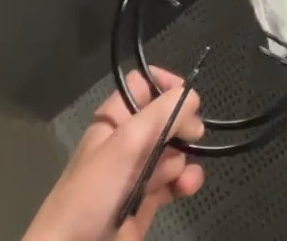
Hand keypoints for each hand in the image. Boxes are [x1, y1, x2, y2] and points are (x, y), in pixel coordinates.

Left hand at [22, 67, 206, 240]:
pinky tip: (187, 187)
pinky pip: (175, 181)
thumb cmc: (93, 193)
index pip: (144, 85)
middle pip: (166, 119)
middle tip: (192, 136)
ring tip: (181, 176)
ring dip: (185, 160)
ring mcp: (138, 172)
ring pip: (174, 151)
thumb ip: (162, 114)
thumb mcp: (126, 144)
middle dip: (182, 127)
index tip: (185, 99)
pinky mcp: (147, 200)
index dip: (166, 86)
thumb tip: (193, 98)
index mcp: (114, 120)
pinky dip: (185, 182)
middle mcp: (127, 142)